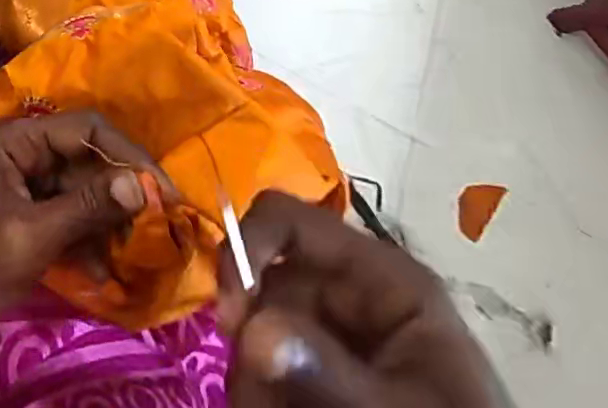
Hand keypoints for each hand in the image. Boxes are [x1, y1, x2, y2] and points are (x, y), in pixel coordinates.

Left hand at [0, 111, 174, 345]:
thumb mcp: (34, 236)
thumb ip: (87, 207)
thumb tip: (140, 184)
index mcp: (17, 139)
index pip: (85, 128)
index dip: (127, 154)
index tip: (165, 191)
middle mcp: (24, 150)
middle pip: (87, 157)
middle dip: (122, 190)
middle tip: (160, 225)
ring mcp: (27, 182)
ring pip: (83, 187)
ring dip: (110, 218)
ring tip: (137, 249)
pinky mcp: (30, 212)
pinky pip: (71, 213)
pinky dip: (90, 236)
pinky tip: (105, 269)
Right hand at [219, 191, 509, 407]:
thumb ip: (329, 373)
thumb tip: (253, 333)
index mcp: (380, 273)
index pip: (286, 218)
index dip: (245, 246)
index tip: (228, 314)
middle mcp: (348, 287)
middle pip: (263, 280)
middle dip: (251, 339)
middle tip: (260, 398)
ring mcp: (332, 326)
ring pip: (256, 324)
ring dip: (255, 375)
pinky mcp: (322, 361)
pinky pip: (266, 358)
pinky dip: (263, 392)